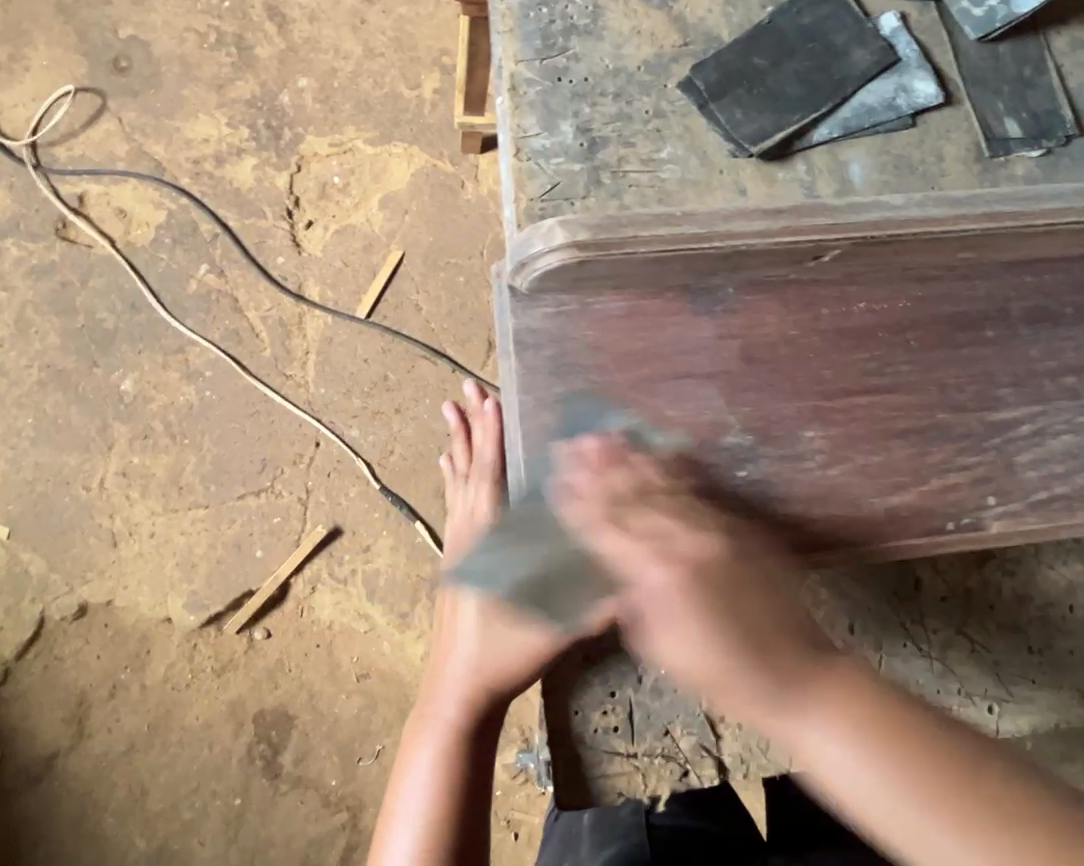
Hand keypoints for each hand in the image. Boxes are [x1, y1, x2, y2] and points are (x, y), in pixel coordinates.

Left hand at [418, 379, 585, 723]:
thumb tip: (636, 578)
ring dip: (459, 444)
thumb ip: (591, 608)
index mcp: (485, 543)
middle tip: (464, 389)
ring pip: (457, 483)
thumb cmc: (500, 660)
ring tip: (452, 411)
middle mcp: (465, 535)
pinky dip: (453, 476)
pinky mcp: (456, 559)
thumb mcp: (550, 634)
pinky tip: (448, 465)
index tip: (490, 400)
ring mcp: (456, 546)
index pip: (489, 478)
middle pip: (468, 469)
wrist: (455, 695)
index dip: (491, 438)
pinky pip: (453, 503)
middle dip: (470, 427)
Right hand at [552, 434, 837, 723]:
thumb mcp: (660, 648)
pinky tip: (657, 450)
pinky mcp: (740, 526)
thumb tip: (617, 573)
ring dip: (631, 459)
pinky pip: (698, 491)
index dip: (579, 503)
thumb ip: (633, 603)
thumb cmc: (720, 675)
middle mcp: (684, 541)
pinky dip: (673, 469)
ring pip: (664, 486)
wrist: (794, 675)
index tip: (556, 480)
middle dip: (598, 469)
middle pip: (632, 497)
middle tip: (572, 443)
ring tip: (604, 436)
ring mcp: (715, 528)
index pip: (608, 529)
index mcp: (657, 575)